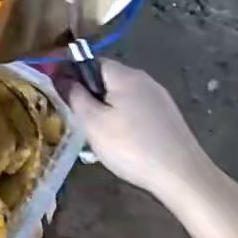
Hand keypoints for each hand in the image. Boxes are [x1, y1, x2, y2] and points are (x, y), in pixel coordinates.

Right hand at [62, 60, 213, 195]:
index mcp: (126, 76)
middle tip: (72, 116)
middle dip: (87, 93)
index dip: (70, 71)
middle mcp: (145, 81)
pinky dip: (120, 118)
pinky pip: (134, 109)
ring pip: (120, 96)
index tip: (54, 88)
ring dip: (103, 108)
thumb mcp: (92, 122)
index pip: (91, 61)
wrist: (182, 176)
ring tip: (92, 132)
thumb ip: (74, 96)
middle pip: (107, 78)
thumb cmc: (131, 146)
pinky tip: (118, 141)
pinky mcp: (167, 117)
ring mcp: (159, 99)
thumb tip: (61, 76)